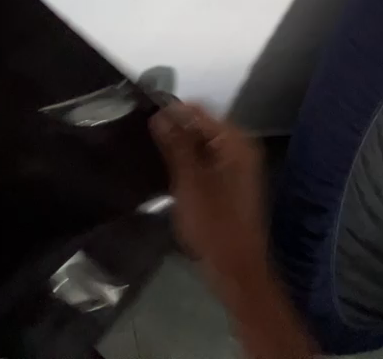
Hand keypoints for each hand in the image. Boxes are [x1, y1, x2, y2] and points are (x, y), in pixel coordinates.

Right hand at [152, 103, 319, 357]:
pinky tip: (167, 171)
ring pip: (200, 143)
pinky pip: (204, 158)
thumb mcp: (189, 182)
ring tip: (150, 152)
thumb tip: (159, 114)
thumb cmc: (214, 225)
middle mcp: (239, 148)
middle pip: (199, 124)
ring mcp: (236, 165)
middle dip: (173, 129)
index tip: (142, 118)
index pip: (197, 110)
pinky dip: (187, 161)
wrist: (236, 271)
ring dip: (178, 146)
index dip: (169, 111)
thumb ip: (175, 144)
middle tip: (143, 137)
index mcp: (235, 142)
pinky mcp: (229, 182)